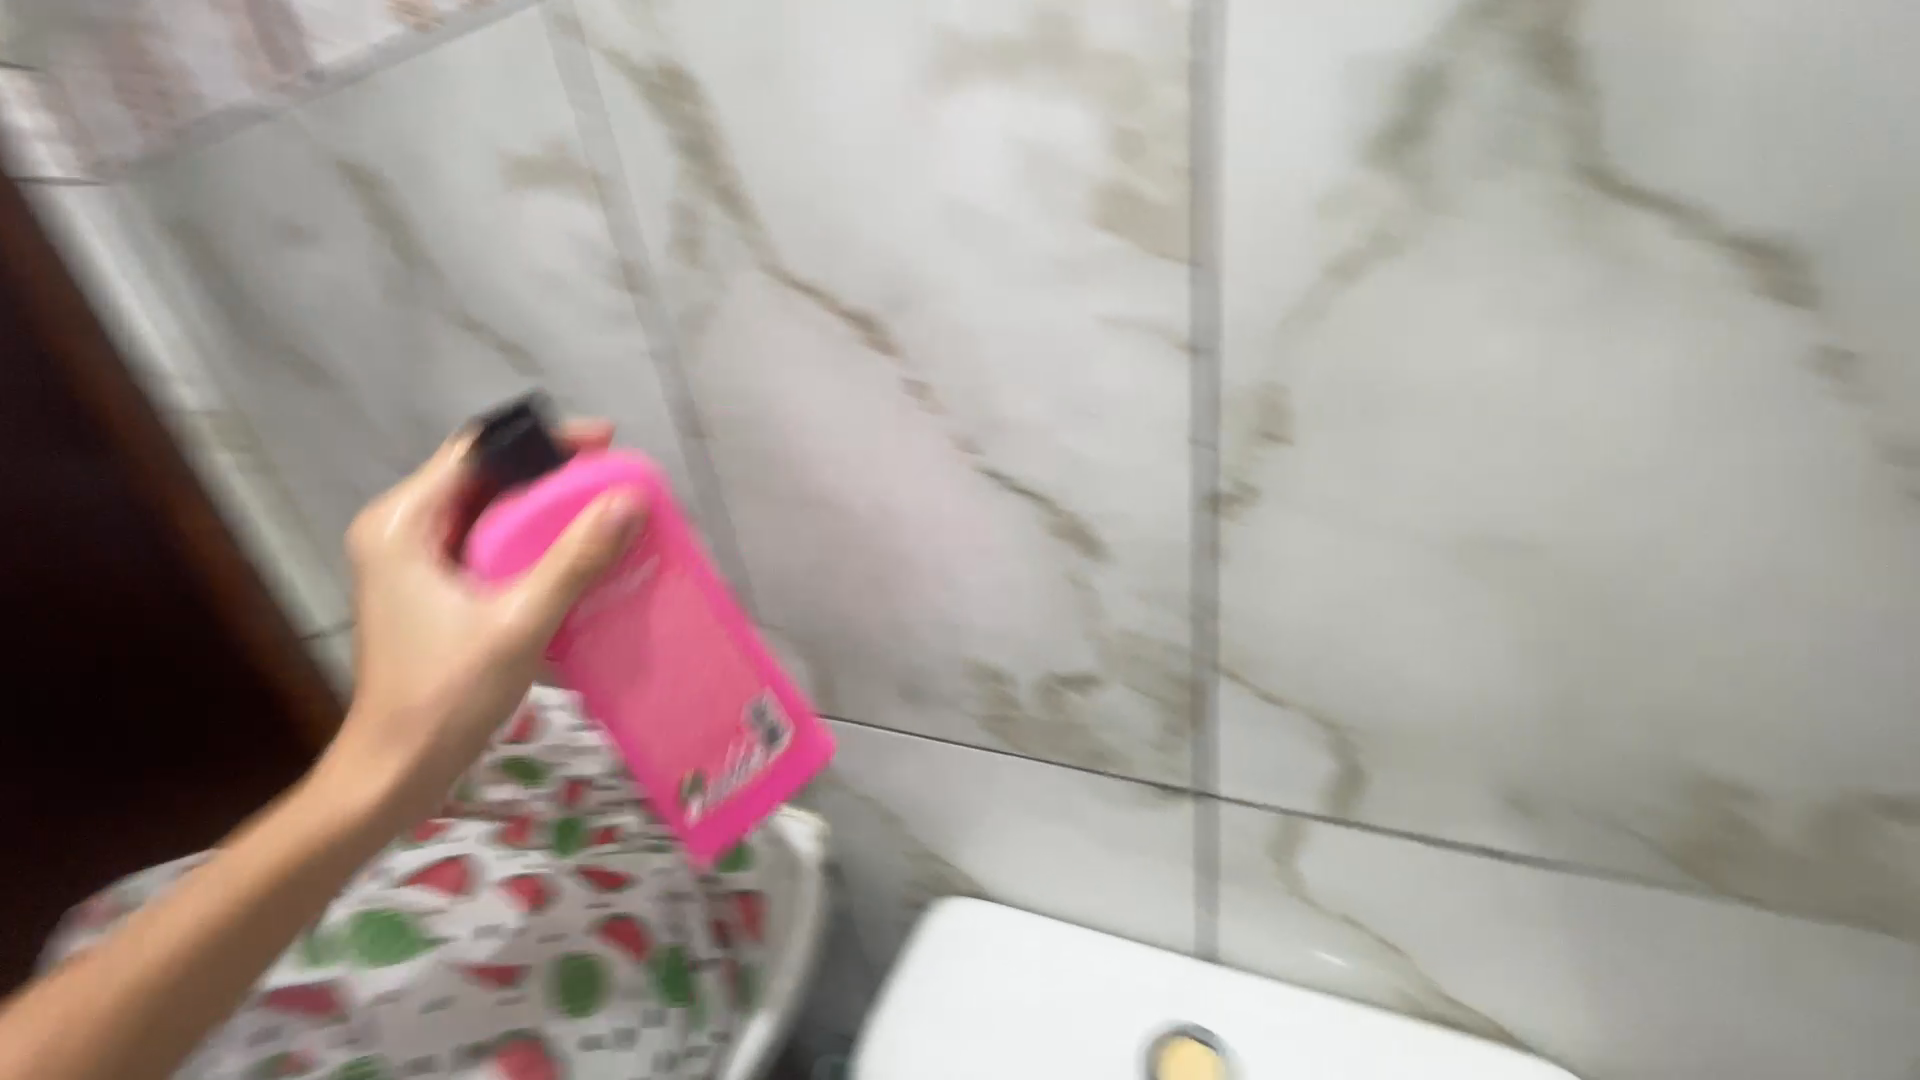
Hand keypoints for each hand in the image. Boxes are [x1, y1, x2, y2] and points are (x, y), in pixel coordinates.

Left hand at [311, 419, 642, 823]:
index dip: (545, 439)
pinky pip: (494, 545)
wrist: (397, 770)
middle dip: (556, 475)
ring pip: (494, 511)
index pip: (480, 450)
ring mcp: (417, 561)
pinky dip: (537, 543)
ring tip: (610, 514)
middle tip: (617, 482)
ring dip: (550, 510)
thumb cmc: (446, 695)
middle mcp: (405, 529)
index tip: (606, 443)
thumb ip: (575, 559)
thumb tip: (631, 500)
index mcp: (404, 523)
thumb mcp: (520, 622)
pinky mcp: (436, 588)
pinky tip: (580, 556)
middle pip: (489, 477)